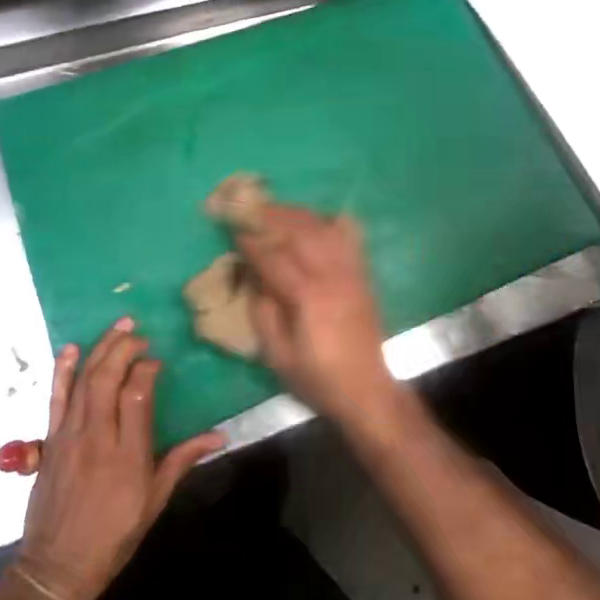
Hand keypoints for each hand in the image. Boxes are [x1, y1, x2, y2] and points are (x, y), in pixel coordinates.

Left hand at [16, 318, 225, 599]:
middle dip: (124, 348)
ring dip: (100, 348)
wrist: (57, 565)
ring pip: (83, 380)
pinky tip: (70, 348)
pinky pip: (55, 397)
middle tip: (139, 333)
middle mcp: (98, 438)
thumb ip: (183, 459)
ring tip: (118, 325)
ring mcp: (70, 436)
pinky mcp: (50, 439)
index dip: (147, 369)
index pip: (137, 395)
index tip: (157, 360)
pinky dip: (62, 370)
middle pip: (108, 378)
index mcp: (128, 455)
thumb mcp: (155, 500)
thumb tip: (219, 435)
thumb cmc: (114, 534)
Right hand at [232, 203, 400, 425]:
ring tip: (274, 209)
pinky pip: (348, 236)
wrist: (367, 391)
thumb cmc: (317, 378)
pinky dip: (330, 222)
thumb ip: (262, 312)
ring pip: (322, 228)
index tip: (232, 229)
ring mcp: (350, 272)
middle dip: (271, 216)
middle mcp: (331, 276)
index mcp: (308, 297)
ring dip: (296, 214)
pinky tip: (316, 218)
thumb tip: (252, 277)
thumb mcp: (277, 355)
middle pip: (300, 231)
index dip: (251, 241)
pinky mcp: (362, 275)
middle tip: (249, 208)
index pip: (274, 257)